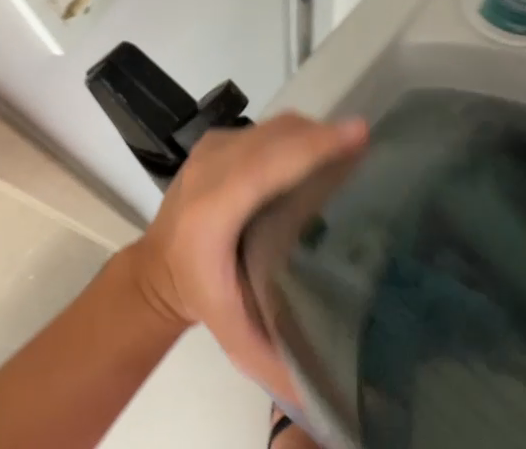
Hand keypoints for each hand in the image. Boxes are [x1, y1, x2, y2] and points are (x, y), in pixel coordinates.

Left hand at [120, 113, 368, 405]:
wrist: (157, 268)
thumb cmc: (200, 294)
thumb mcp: (233, 332)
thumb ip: (272, 360)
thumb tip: (320, 398)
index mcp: (212, 211)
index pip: (264, 166)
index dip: (310, 148)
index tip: (356, 135)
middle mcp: (209, 169)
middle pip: (275, 136)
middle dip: (323, 137)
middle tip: (369, 148)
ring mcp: (210, 149)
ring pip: (271, 127)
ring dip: (310, 135)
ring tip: (348, 155)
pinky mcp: (215, 141)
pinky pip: (264, 128)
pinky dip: (294, 136)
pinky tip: (316, 157)